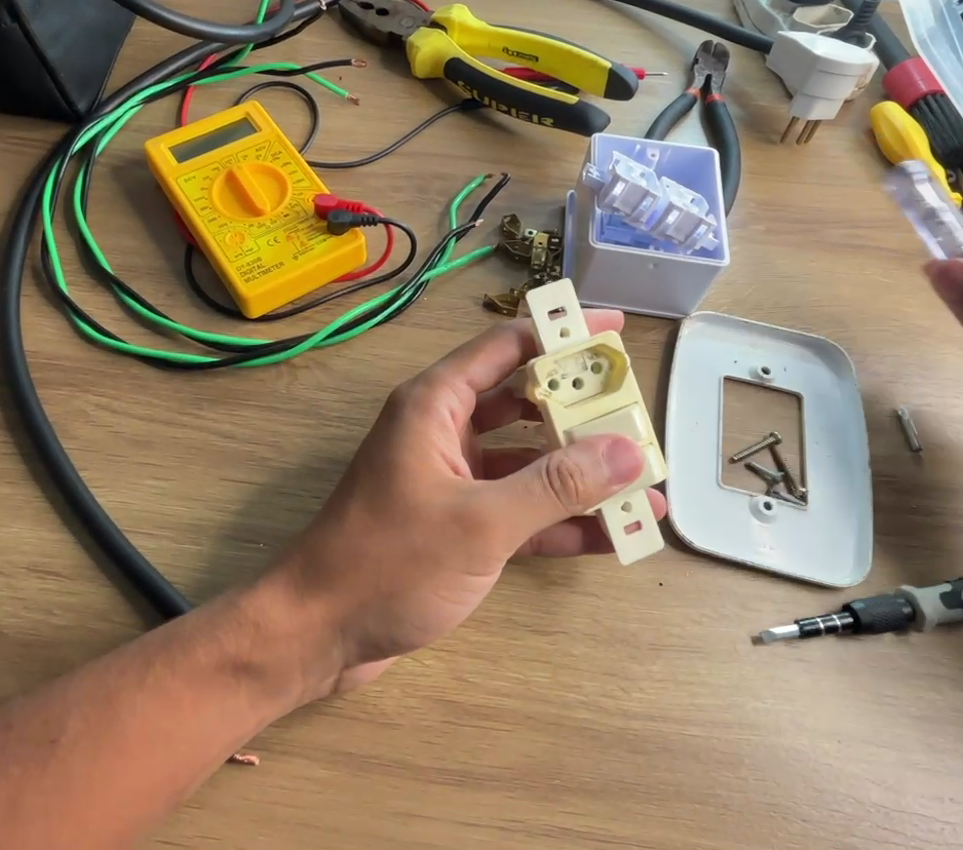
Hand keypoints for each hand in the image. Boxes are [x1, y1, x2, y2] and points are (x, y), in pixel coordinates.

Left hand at [264, 310, 663, 695]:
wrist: (319, 632)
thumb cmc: (389, 563)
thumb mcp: (480, 522)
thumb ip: (555, 486)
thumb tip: (628, 451)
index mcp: (435, 405)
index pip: (506, 347)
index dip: (561, 335)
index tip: (615, 331)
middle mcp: (442, 431)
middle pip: (523, 403)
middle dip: (580, 412)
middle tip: (640, 419)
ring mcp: (449, 480)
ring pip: (525, 461)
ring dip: (577, 474)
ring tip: (642, 484)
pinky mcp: (455, 524)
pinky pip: (516, 510)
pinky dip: (557, 520)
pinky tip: (612, 535)